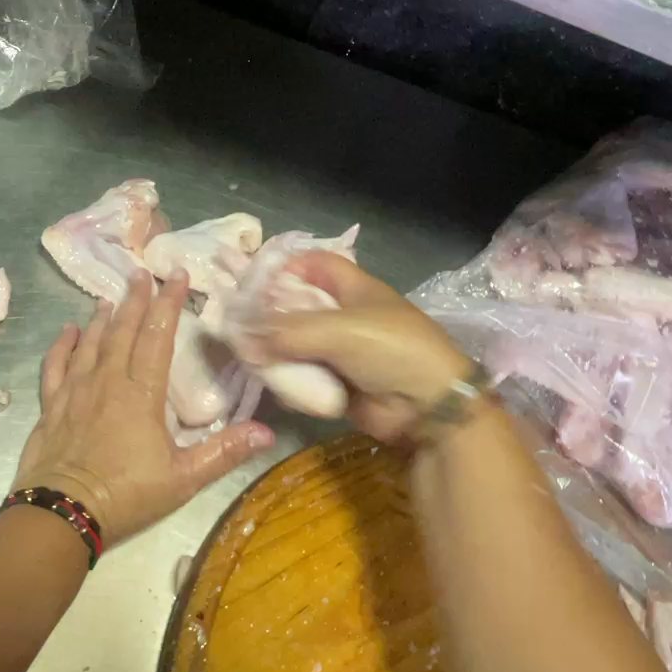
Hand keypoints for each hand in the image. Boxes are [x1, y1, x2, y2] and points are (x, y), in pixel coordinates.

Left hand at [12, 274, 273, 547]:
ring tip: (110, 297)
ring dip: (103, 317)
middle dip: (135, 299)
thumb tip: (267, 432)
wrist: (60, 517)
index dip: (169, 304)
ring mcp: (75, 392)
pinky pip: (56, 367)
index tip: (177, 276)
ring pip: (91, 343)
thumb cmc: (126, 494)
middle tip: (142, 273)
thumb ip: (224, 452)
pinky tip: (68, 331)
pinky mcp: (51, 407)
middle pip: (123, 330)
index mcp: (142, 392)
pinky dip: (62, 345)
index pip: (158, 336)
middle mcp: (108, 381)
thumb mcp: (183, 478)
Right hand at [261, 253, 472, 441]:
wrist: (429, 407)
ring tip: (254, 360)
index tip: (255, 285)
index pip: (316, 264)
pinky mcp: (340, 383)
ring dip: (279, 353)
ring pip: (299, 345)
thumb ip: (288, 332)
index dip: (287, 268)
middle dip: (272, 317)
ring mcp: (343, 351)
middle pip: (300, 306)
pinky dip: (293, 381)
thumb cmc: (390, 349)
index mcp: (355, 288)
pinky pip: (306, 376)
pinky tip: (280, 386)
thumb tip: (245, 338)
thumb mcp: (339, 330)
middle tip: (241, 328)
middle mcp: (347, 315)